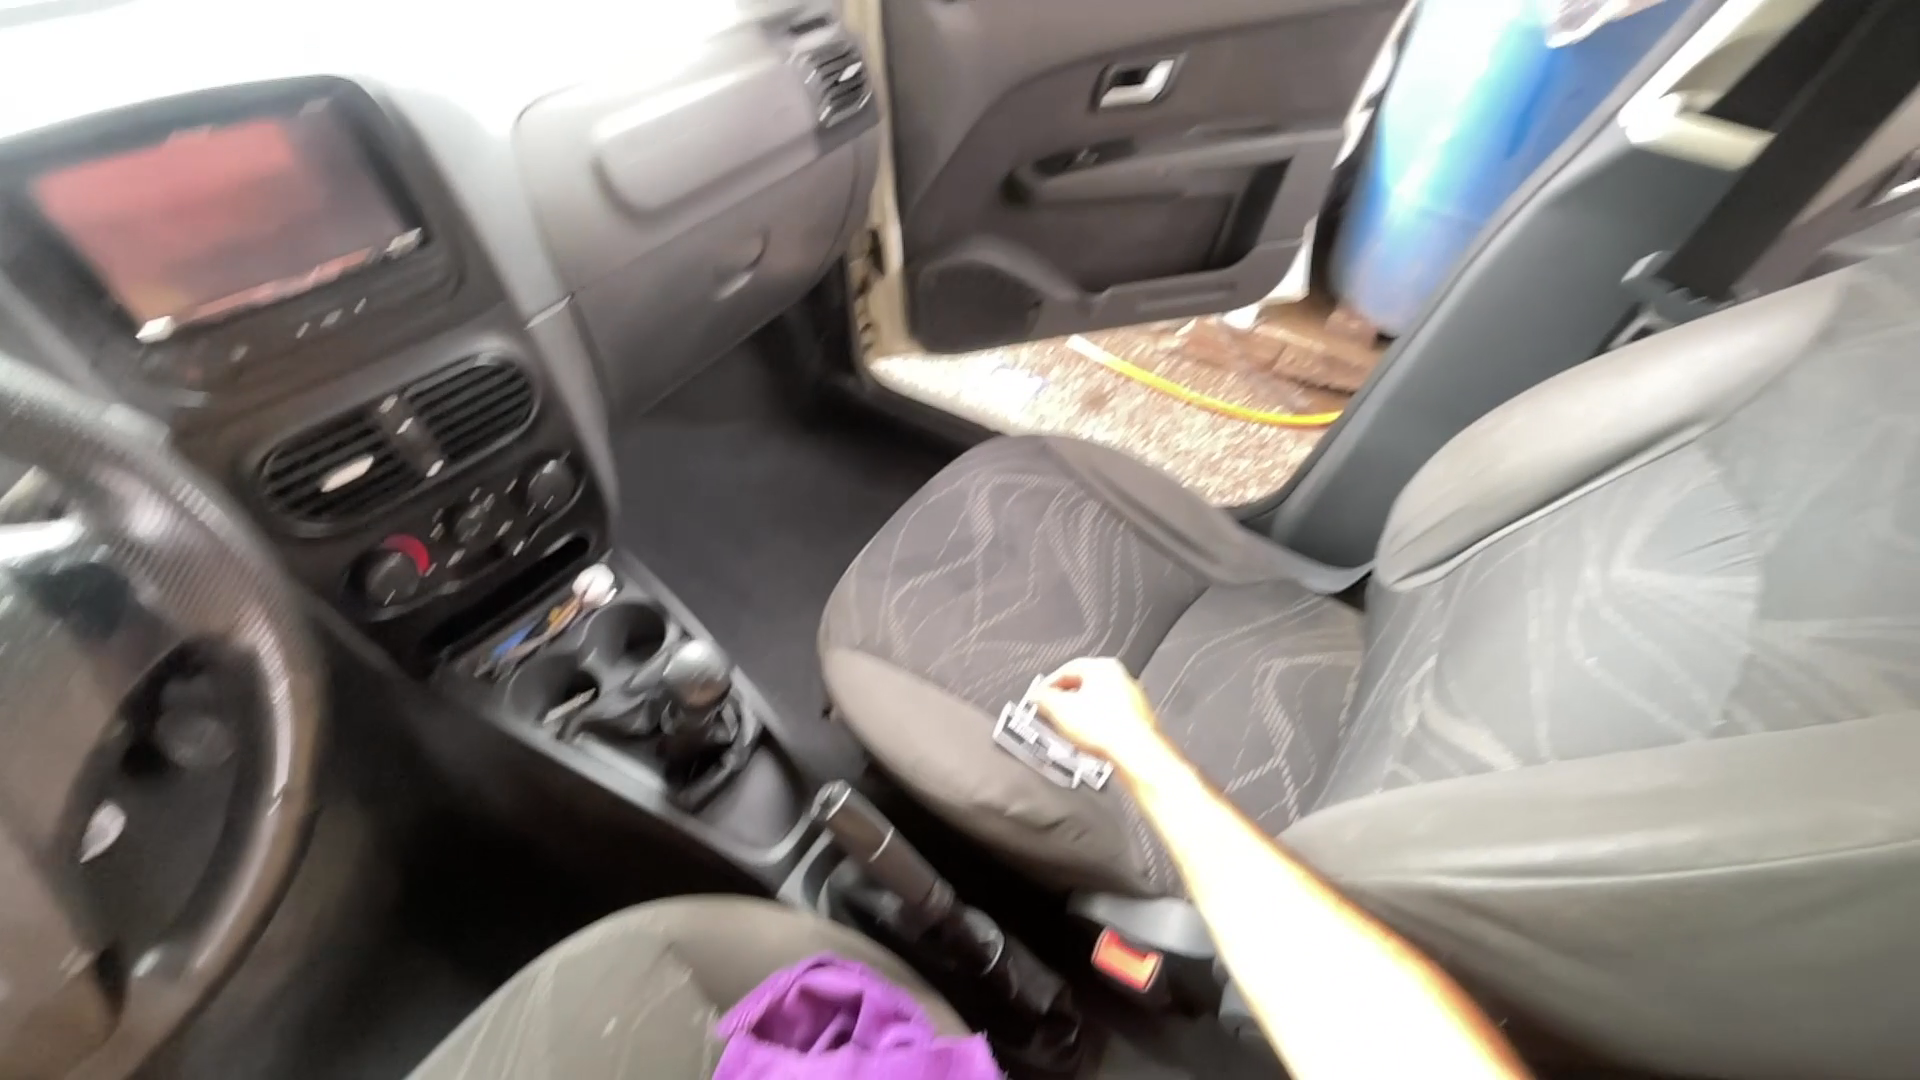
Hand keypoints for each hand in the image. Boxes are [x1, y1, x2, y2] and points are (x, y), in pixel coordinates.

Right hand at [1029, 658, 1170, 776]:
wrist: (1135, 754)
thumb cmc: (1107, 728)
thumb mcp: (1061, 710)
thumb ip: (1043, 698)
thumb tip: (1037, 695)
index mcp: (1103, 666)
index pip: (1067, 669)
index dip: (1048, 684)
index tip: (1039, 697)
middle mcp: (1121, 677)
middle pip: (1083, 685)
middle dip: (1064, 700)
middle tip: (1051, 713)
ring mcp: (1131, 698)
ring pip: (1097, 701)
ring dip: (1080, 714)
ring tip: (1069, 729)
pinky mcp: (1137, 719)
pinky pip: (1110, 717)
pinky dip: (1096, 724)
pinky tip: (1089, 738)